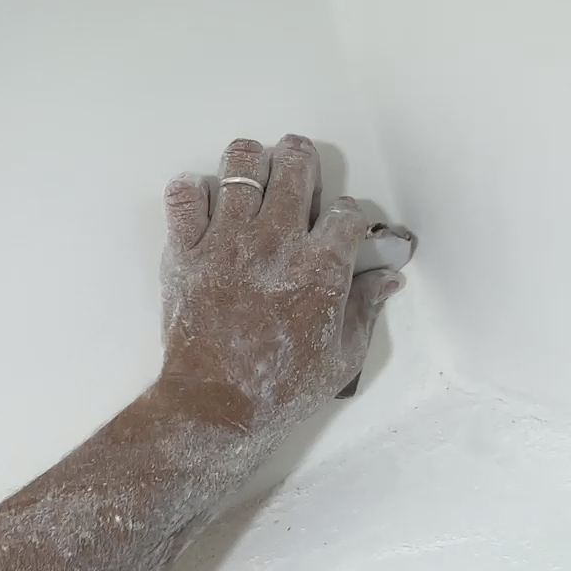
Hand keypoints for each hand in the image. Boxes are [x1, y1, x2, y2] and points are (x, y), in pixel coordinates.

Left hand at [158, 135, 404, 433]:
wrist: (217, 407)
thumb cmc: (282, 389)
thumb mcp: (342, 356)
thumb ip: (366, 308)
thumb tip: (387, 279)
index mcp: (321, 268)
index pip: (347, 211)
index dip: (350, 216)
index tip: (343, 229)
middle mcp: (276, 242)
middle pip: (295, 163)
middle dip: (304, 163)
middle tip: (300, 180)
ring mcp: (227, 241)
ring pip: (239, 163)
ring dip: (252, 164)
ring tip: (254, 181)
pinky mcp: (186, 251)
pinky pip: (183, 195)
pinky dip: (193, 192)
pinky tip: (206, 207)